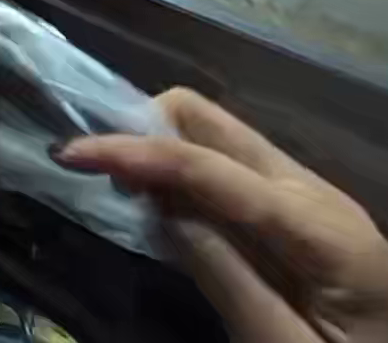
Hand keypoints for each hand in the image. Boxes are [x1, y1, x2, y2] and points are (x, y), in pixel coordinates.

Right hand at [57, 89, 387, 342]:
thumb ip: (220, 271)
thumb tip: (153, 200)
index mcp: (322, 229)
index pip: (199, 163)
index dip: (126, 150)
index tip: (65, 153)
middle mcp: (311, 190)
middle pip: (202, 115)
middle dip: (137, 126)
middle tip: (98, 165)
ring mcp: (306, 193)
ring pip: (205, 128)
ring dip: (154, 143)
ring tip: (126, 186)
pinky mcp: (293, 205)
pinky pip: (218, 159)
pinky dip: (175, 166)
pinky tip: (162, 200)